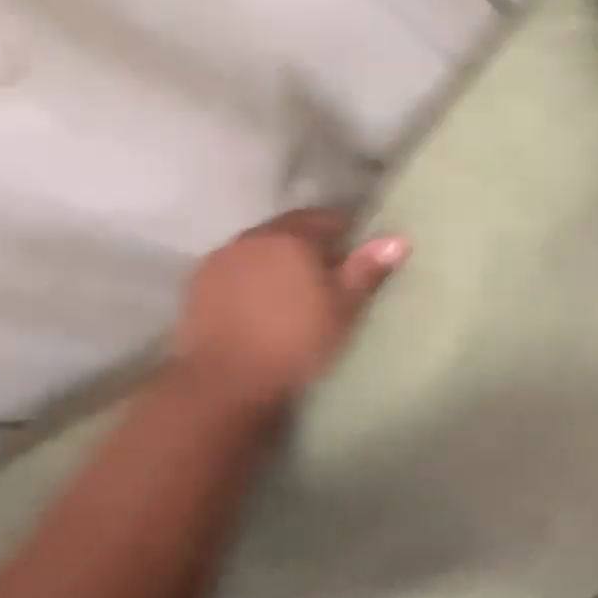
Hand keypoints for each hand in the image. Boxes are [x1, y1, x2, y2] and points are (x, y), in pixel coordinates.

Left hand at [171, 208, 408, 412]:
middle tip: (333, 274)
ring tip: (298, 290)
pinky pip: (237, 268)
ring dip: (280, 260)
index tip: (360, 256)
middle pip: (289, 230)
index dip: (348, 233)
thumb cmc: (299, 339)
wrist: (228, 379)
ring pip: (260, 248)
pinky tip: (265, 303)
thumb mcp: (345, 306)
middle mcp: (250, 238)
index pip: (326, 218)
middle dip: (312, 245)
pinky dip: (255, 277)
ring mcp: (219, 259)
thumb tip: (398, 238)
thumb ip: (367, 268)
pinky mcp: (198, 284)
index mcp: (290, 237)